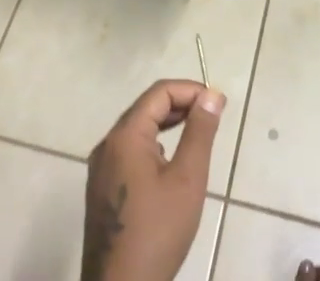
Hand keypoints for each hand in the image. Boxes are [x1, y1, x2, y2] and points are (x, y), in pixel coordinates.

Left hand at [82, 79, 225, 280]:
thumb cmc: (158, 230)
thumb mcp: (188, 178)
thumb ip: (200, 132)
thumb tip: (211, 95)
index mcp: (124, 137)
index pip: (159, 93)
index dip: (190, 90)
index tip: (218, 104)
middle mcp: (106, 145)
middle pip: (145, 109)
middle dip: (181, 105)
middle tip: (213, 116)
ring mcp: (101, 168)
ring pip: (137, 131)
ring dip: (168, 125)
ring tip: (198, 135)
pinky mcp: (102, 188)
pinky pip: (129, 152)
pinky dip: (154, 145)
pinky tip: (171, 163)